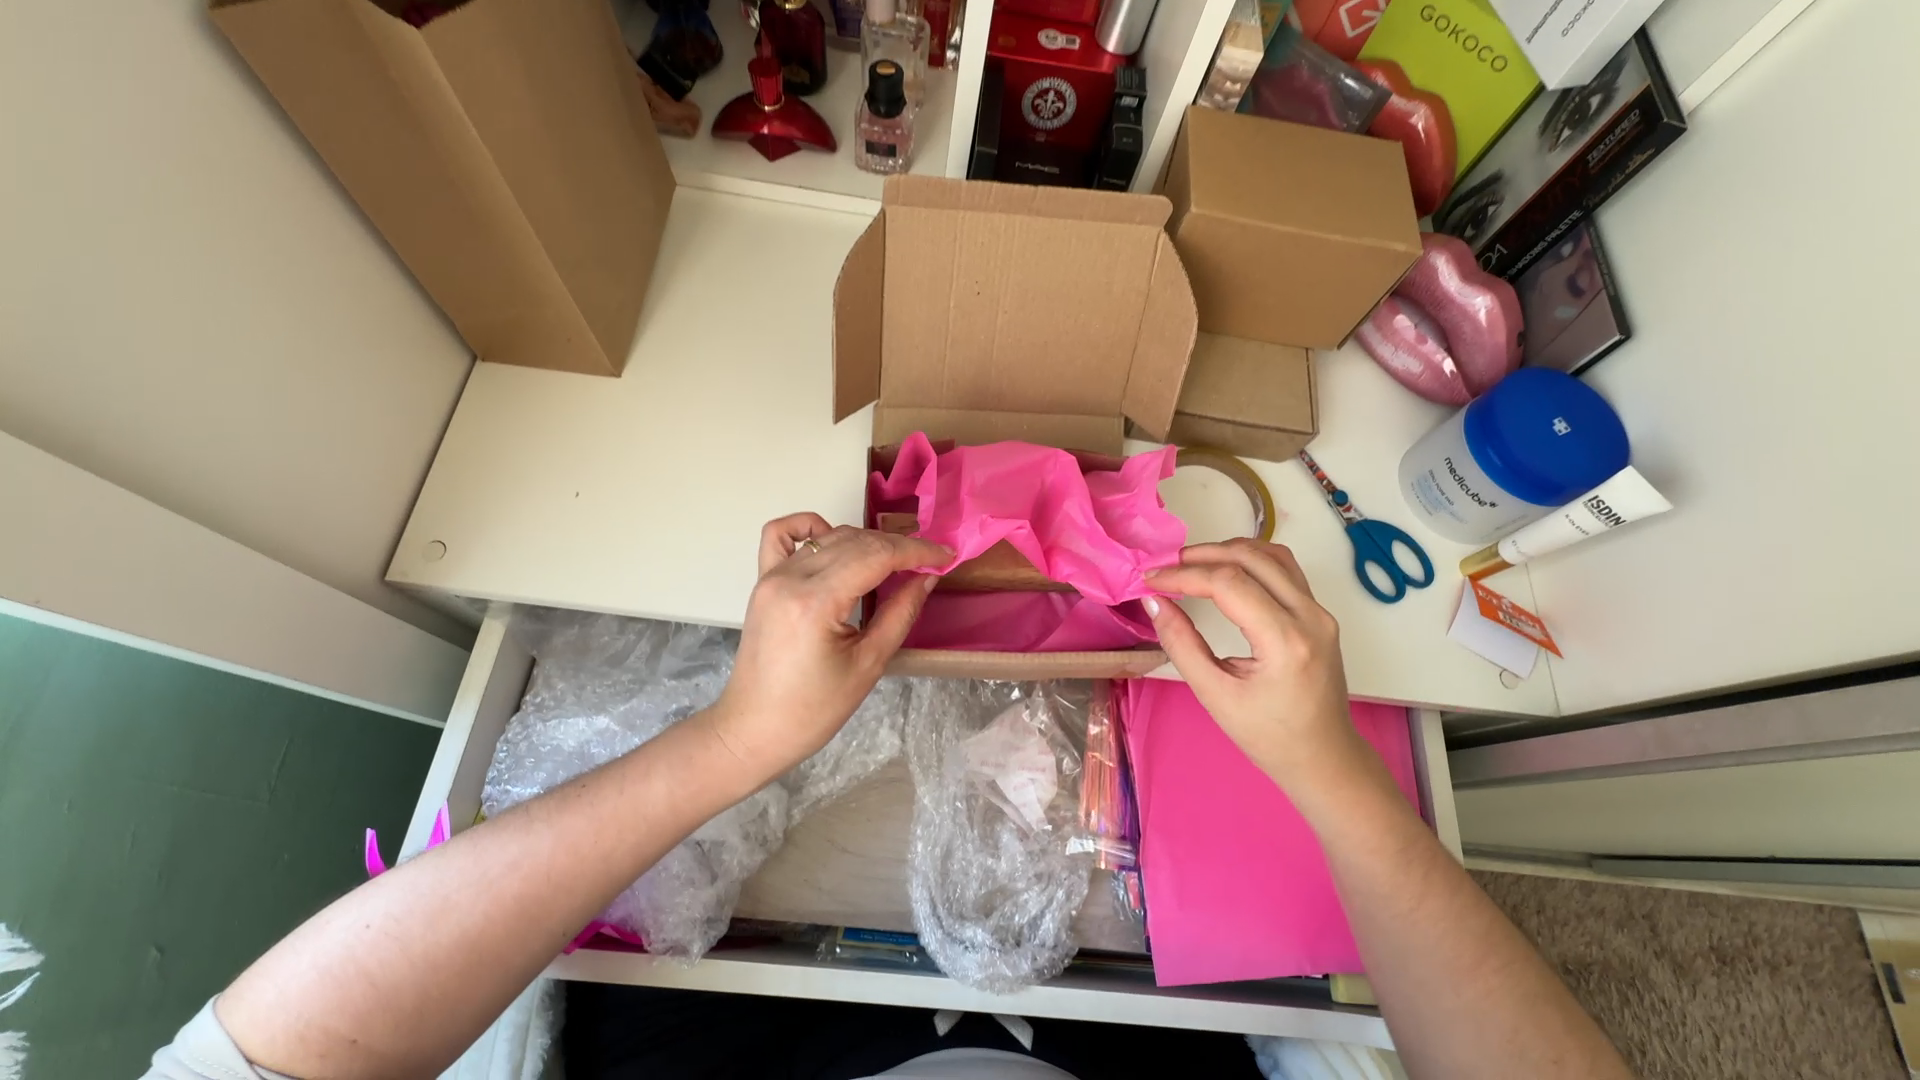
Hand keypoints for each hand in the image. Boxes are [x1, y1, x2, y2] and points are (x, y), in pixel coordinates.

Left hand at [705, 513, 950, 783]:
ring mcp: (772, 576)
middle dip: (899, 547)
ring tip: (895, 561)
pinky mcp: (762, 581)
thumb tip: (927, 578)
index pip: (876, 556)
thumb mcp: (868, 664)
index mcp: (816, 601)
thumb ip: (900, 613)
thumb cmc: (813, 710)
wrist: (755, 729)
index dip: (917, 552)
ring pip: (829, 536)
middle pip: (856, 541)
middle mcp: (790, 578)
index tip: (946, 558)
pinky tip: (834, 540)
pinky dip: (812, 528)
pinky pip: (782, 534)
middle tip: (930, 563)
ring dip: (867, 542)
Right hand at [1143, 540, 1364, 787]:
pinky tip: (1223, 571)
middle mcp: (1310, 616)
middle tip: (1165, 566)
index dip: (1184, 575)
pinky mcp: (1319, 613)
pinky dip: (1249, 560)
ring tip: (1190, 565)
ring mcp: (1320, 612)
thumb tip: (1153, 601)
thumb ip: (1181, 644)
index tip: (1151, 580)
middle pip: (1251, 558)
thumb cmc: (1267, 736)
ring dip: (1227, 551)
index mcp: (1285, 641)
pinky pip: (1284, 569)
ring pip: (1271, 555)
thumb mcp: (1214, 695)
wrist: (1323, 758)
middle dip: (1201, 555)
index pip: (1229, 583)